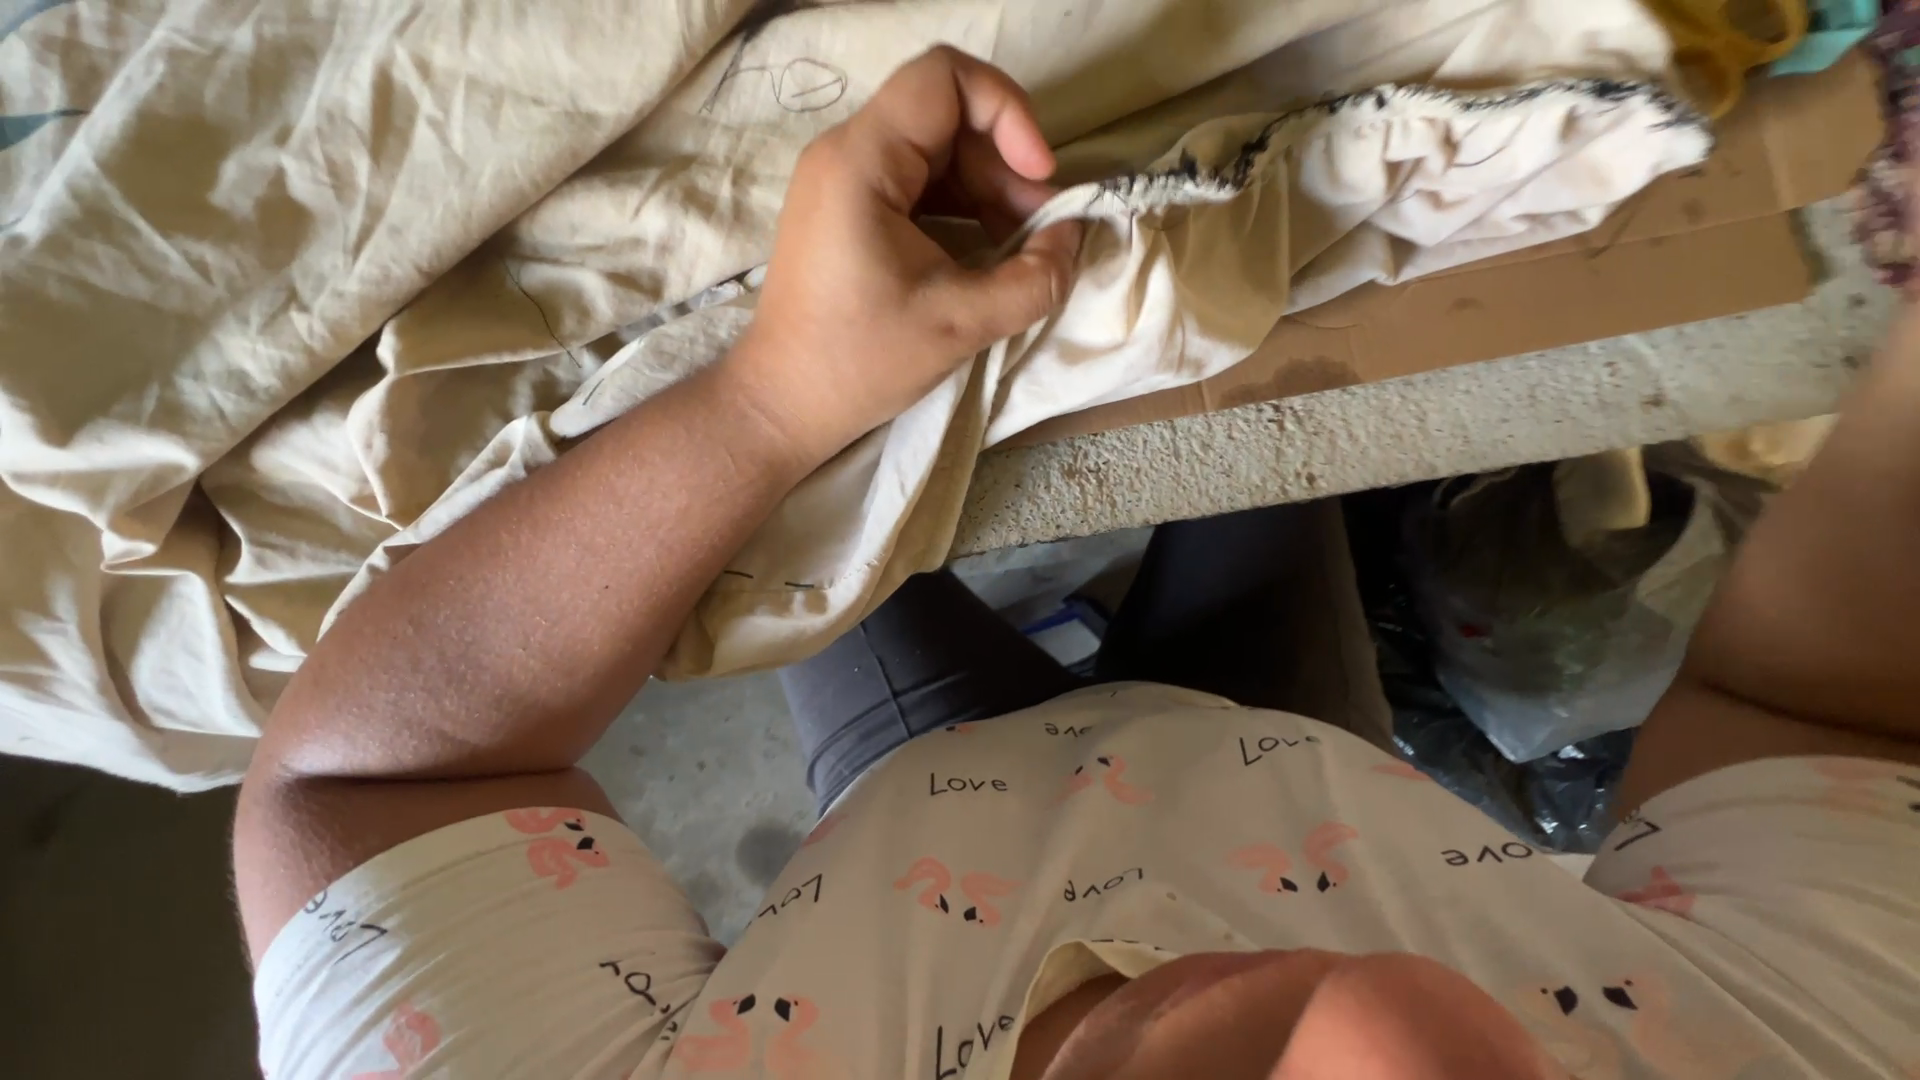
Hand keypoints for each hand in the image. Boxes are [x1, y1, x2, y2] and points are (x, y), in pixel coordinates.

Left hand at [728, 46, 1082, 461]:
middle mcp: (847, 154)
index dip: (1008, 112)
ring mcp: (844, 182)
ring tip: (1019, 249)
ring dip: (989, 191)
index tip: (1038, 178)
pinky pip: (918, 185)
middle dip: (1006, 165)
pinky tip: (987, 253)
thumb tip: (1074, 240)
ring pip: (936, 152)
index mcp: (861, 163)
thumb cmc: (860, 362)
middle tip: (1040, 230)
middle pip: (947, 116)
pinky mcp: (849, 213)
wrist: (785, 402)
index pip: (945, 78)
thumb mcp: (960, 324)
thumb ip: (1035, 280)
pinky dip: (961, 209)